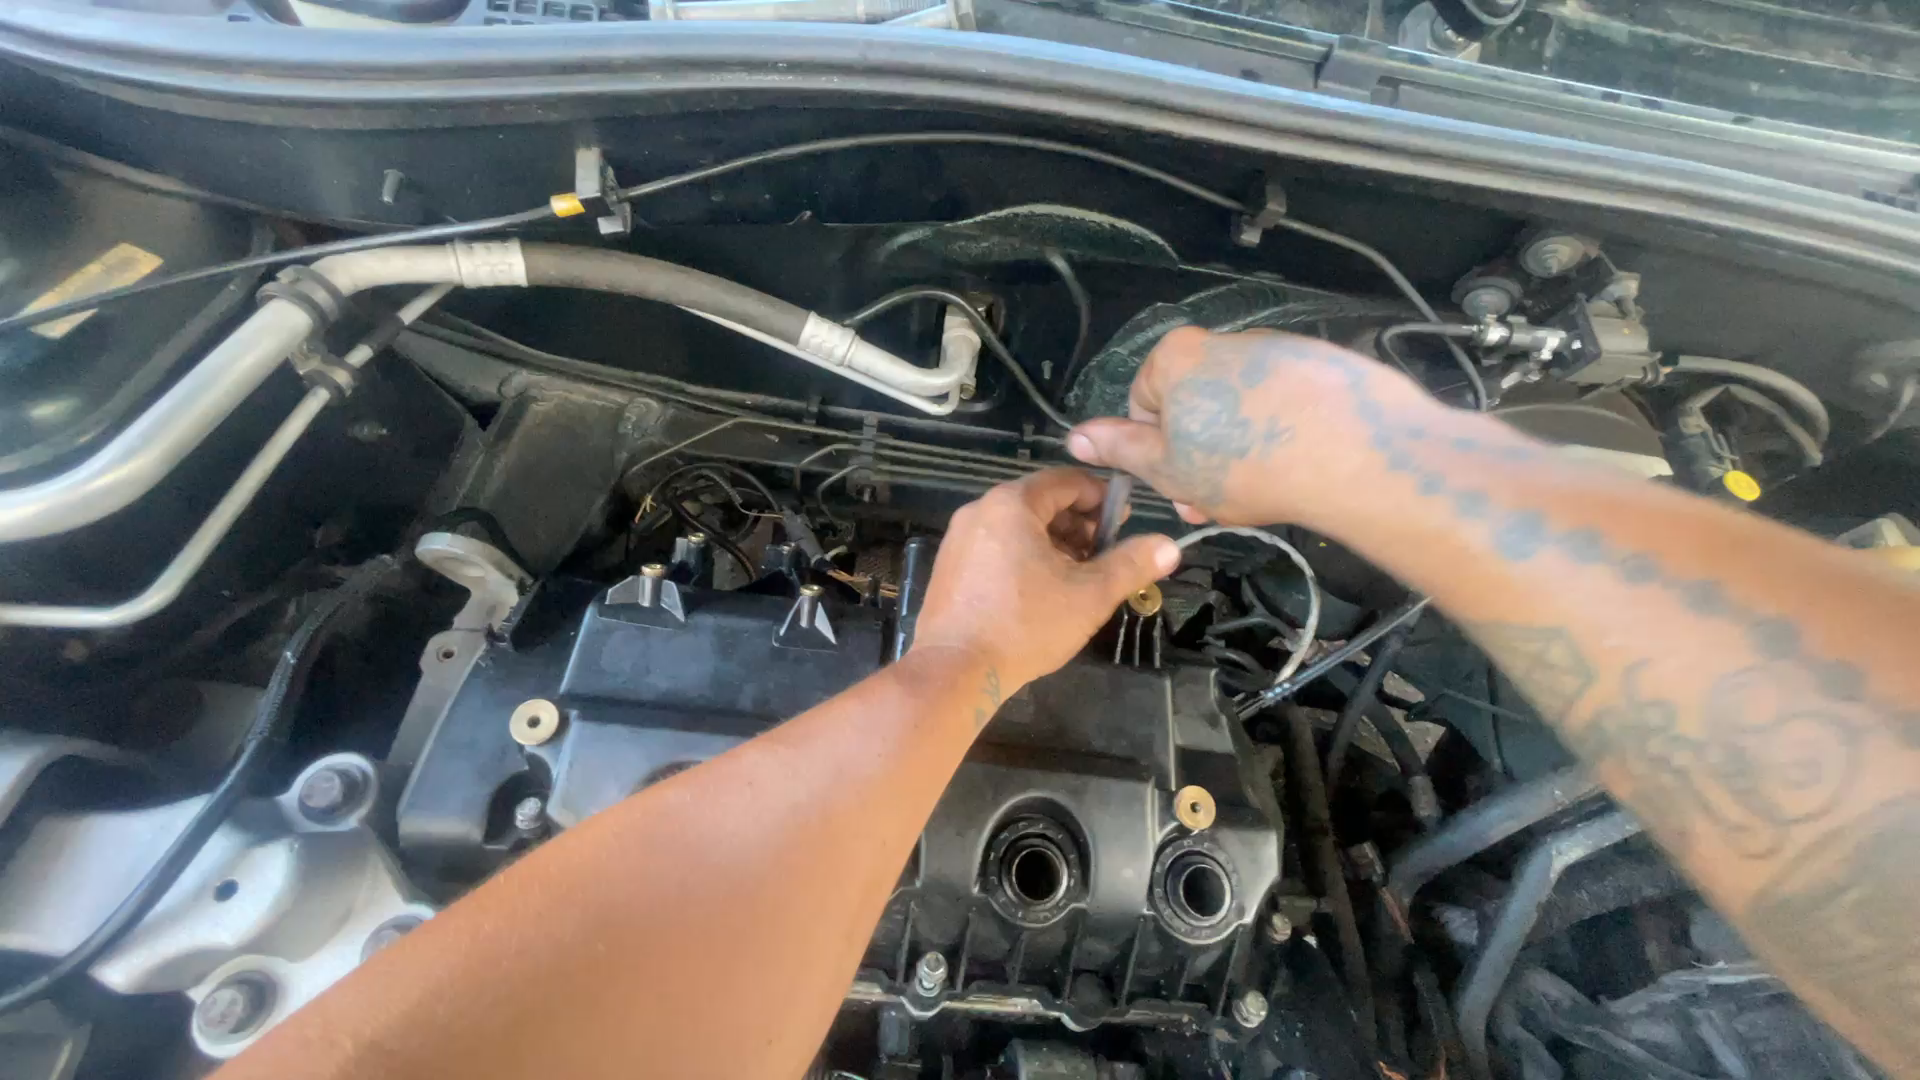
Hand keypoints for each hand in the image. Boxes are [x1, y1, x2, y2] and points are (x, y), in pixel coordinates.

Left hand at [911, 468, 1180, 692]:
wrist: (954, 670)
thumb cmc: (1025, 625)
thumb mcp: (1089, 595)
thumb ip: (1131, 564)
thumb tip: (1170, 546)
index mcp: (1012, 504)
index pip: (1067, 481)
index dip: (1101, 498)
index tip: (1124, 524)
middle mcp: (980, 510)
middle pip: (1041, 502)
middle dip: (1078, 524)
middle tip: (1103, 556)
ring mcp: (959, 538)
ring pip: (1018, 527)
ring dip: (1053, 543)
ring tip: (1077, 577)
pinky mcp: (950, 566)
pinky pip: (996, 546)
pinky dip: (1024, 556)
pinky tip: (1040, 591)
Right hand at [1065, 327, 1440, 526]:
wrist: (1357, 456)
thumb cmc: (1242, 464)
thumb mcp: (1166, 467)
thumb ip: (1118, 448)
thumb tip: (1073, 435)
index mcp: (1177, 356)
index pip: (1142, 405)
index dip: (1153, 452)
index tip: (1176, 484)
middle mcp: (1224, 341)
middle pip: (1193, 407)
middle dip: (1196, 457)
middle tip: (1213, 501)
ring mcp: (1277, 350)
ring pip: (1237, 409)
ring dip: (1235, 451)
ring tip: (1258, 491)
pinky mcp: (1322, 365)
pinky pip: (1282, 403)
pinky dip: (1279, 433)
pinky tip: (1295, 467)